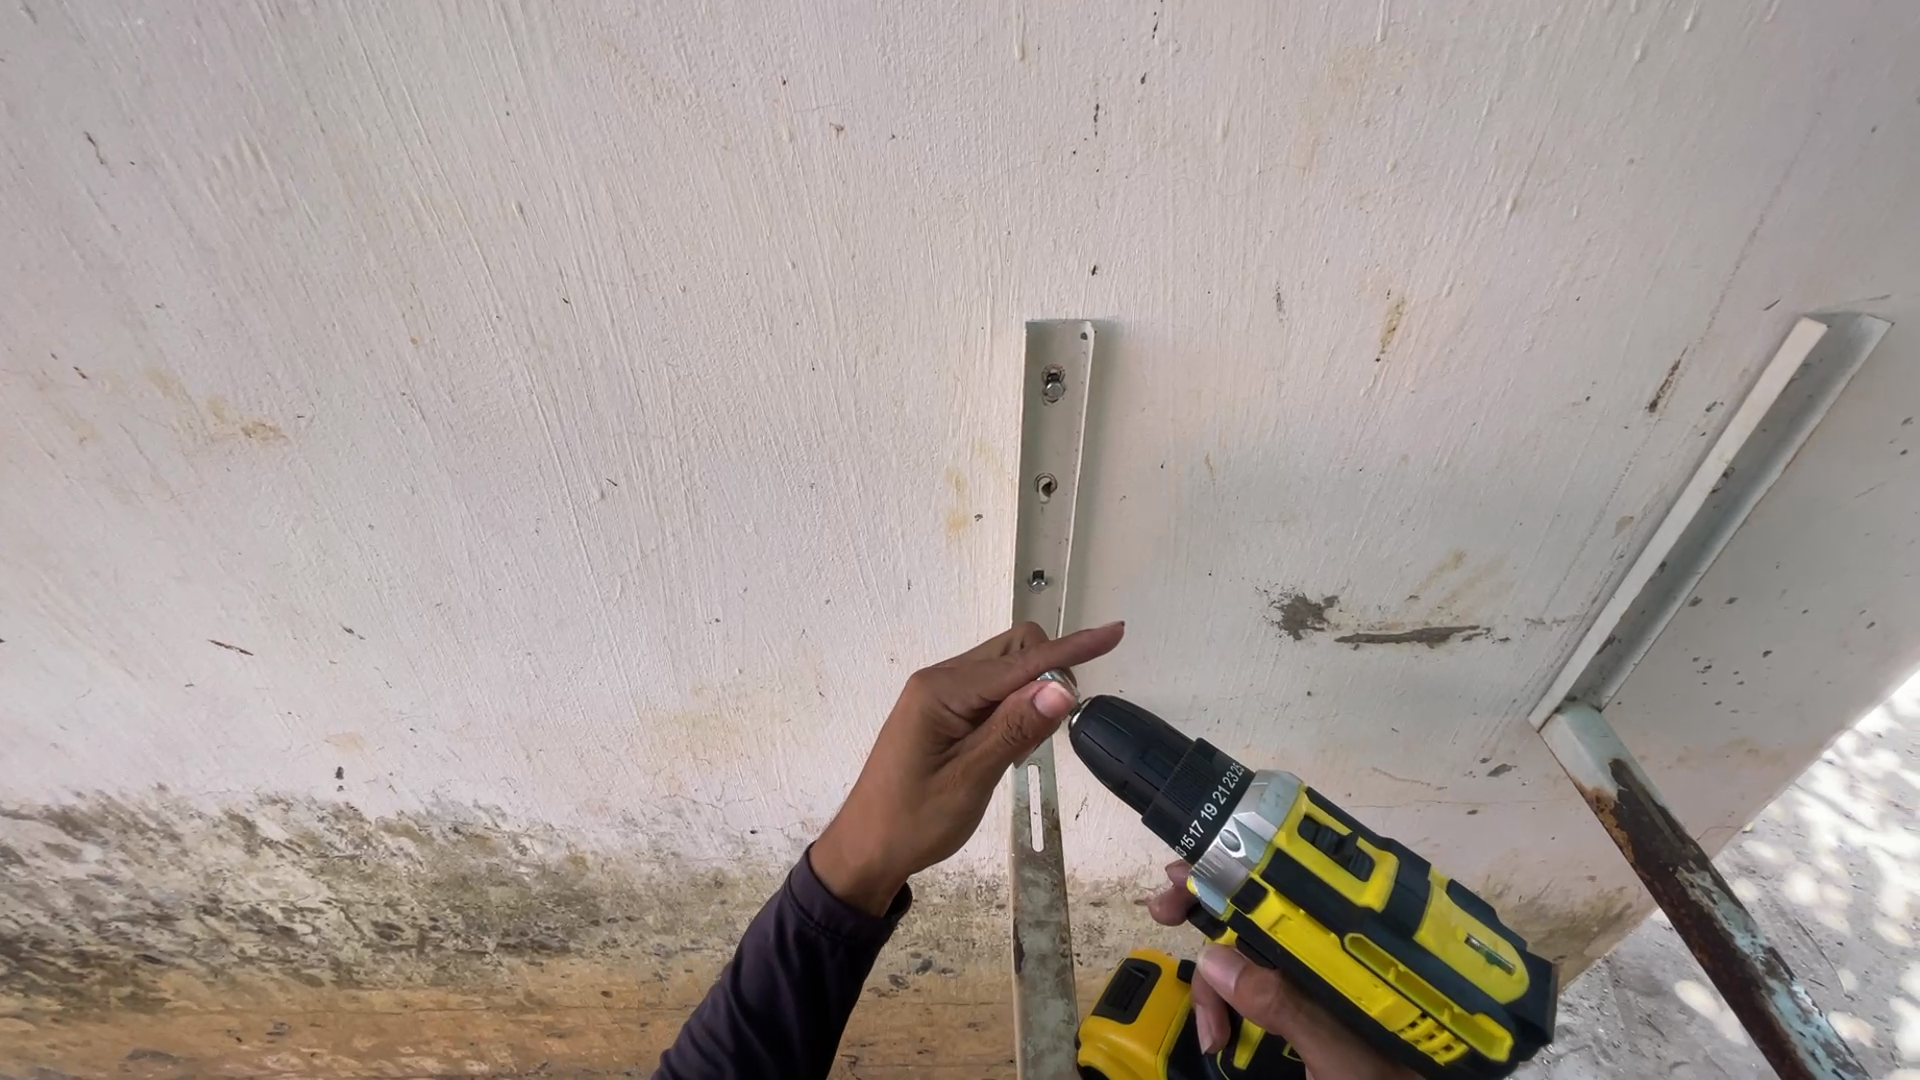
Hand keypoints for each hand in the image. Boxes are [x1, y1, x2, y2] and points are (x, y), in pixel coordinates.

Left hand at [811, 620, 1125, 913]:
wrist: (865, 849)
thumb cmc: (913, 822)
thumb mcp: (969, 781)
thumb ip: (1014, 730)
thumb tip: (1063, 688)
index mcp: (943, 691)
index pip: (1021, 663)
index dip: (1070, 651)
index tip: (1113, 634)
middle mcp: (942, 678)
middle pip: (1014, 649)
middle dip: (1047, 674)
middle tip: (1046, 733)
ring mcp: (941, 691)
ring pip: (1006, 666)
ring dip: (1031, 692)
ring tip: (1019, 749)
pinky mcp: (944, 708)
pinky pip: (993, 688)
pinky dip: (1014, 706)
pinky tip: (1005, 745)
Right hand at [1149, 863, 1419, 1079]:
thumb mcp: (1349, 1061)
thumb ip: (1291, 1009)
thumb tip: (1217, 959)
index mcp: (1349, 955)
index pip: (1286, 894)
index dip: (1231, 873)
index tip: (1183, 872)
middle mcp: (1327, 962)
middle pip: (1252, 918)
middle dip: (1203, 913)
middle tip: (1162, 911)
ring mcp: (1309, 991)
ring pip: (1240, 960)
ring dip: (1210, 986)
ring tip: (1211, 1036)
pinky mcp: (1293, 1018)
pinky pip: (1243, 997)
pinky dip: (1219, 1010)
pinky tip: (1217, 1037)